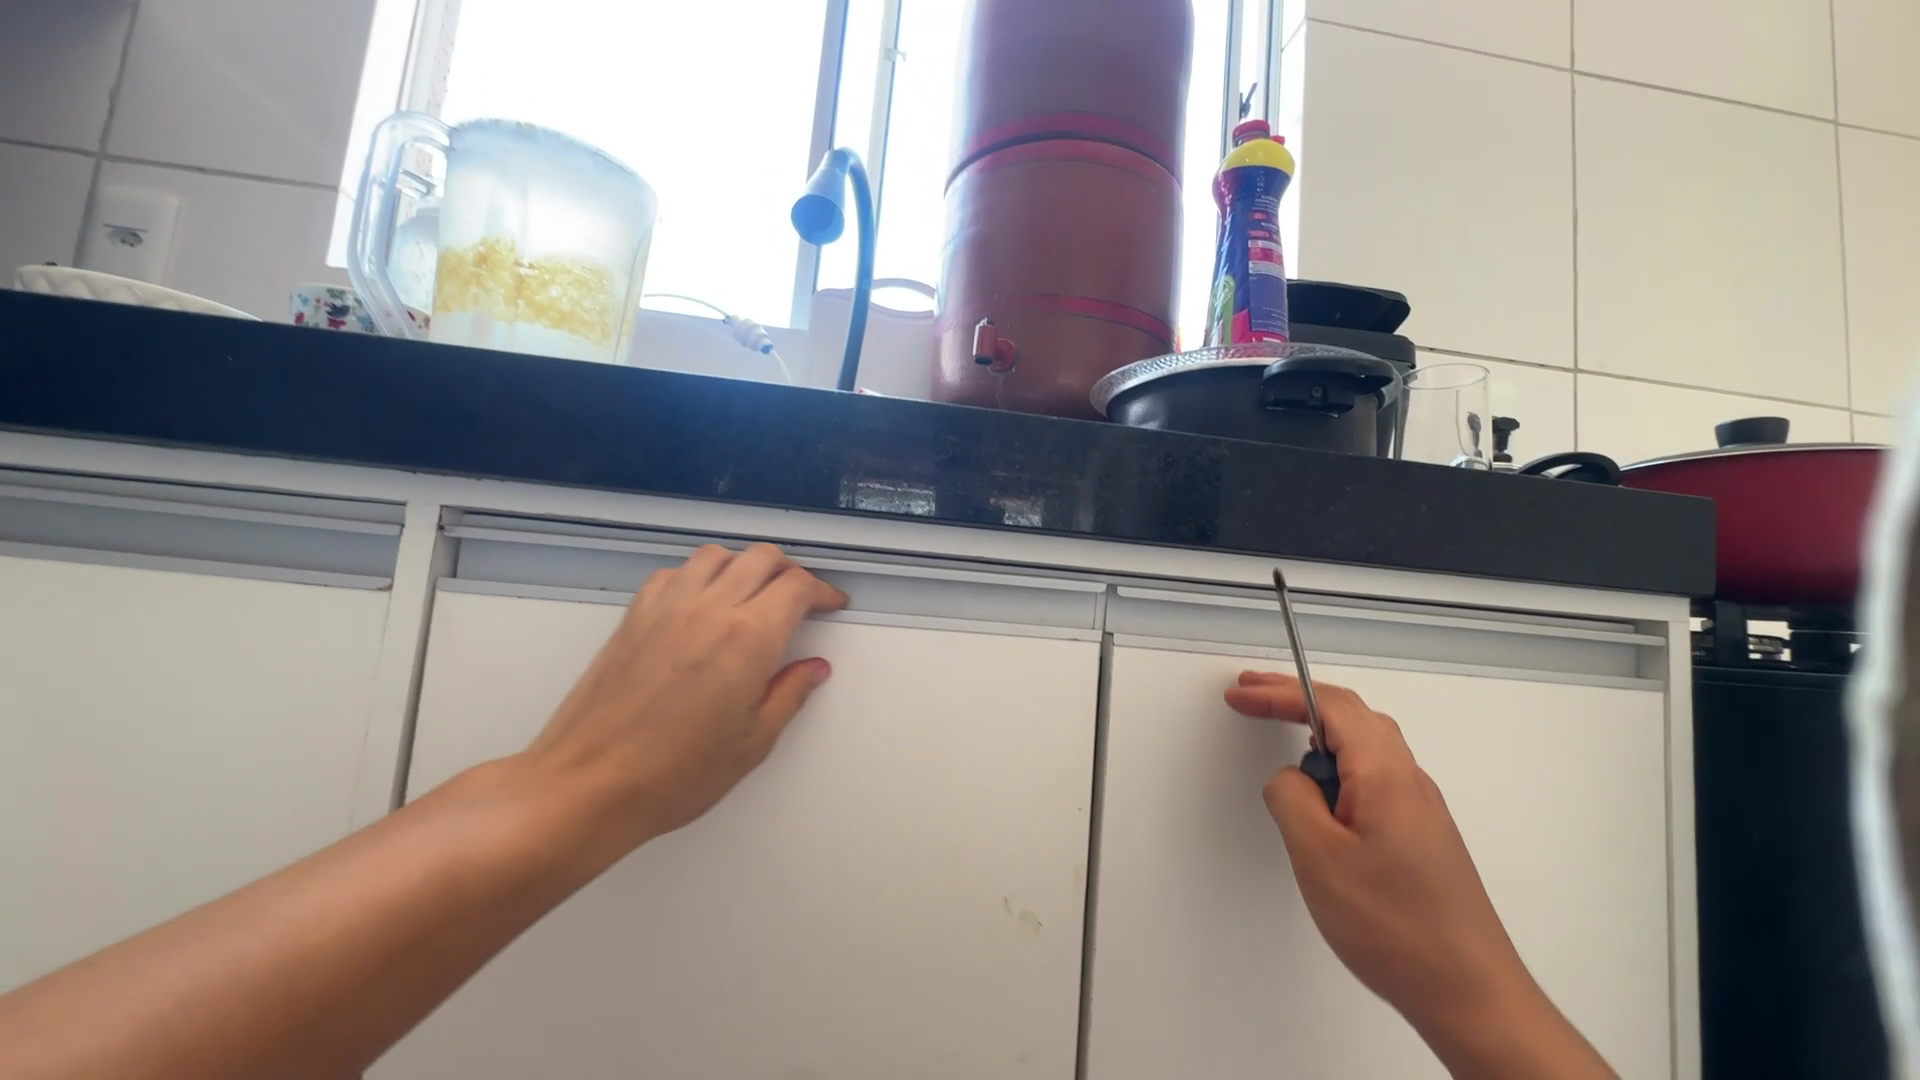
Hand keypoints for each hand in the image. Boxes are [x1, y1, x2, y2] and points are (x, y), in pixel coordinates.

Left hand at [522, 545, 847, 850]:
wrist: (590, 783)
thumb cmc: (671, 773)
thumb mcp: (753, 742)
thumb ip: (789, 694)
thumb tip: (812, 670)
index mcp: (748, 638)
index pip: (797, 587)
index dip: (823, 591)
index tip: (830, 603)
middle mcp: (709, 610)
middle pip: (762, 559)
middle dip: (791, 572)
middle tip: (801, 596)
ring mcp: (667, 607)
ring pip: (718, 555)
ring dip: (745, 564)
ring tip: (755, 589)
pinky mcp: (635, 617)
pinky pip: (675, 573)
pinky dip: (700, 574)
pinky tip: (703, 598)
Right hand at [1226, 672, 1614, 1078]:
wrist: (1471, 994)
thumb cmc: (1392, 925)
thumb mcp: (1318, 856)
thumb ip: (1291, 797)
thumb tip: (1291, 778)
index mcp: (1386, 775)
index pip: (1330, 707)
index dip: (1277, 693)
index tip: (1238, 695)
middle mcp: (1410, 780)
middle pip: (1352, 715)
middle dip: (1297, 699)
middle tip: (1251, 695)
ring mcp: (1420, 808)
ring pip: (1365, 747)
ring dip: (1317, 732)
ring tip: (1278, 739)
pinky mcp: (1421, 835)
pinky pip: (1373, 777)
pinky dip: (1336, 766)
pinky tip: (1320, 796)